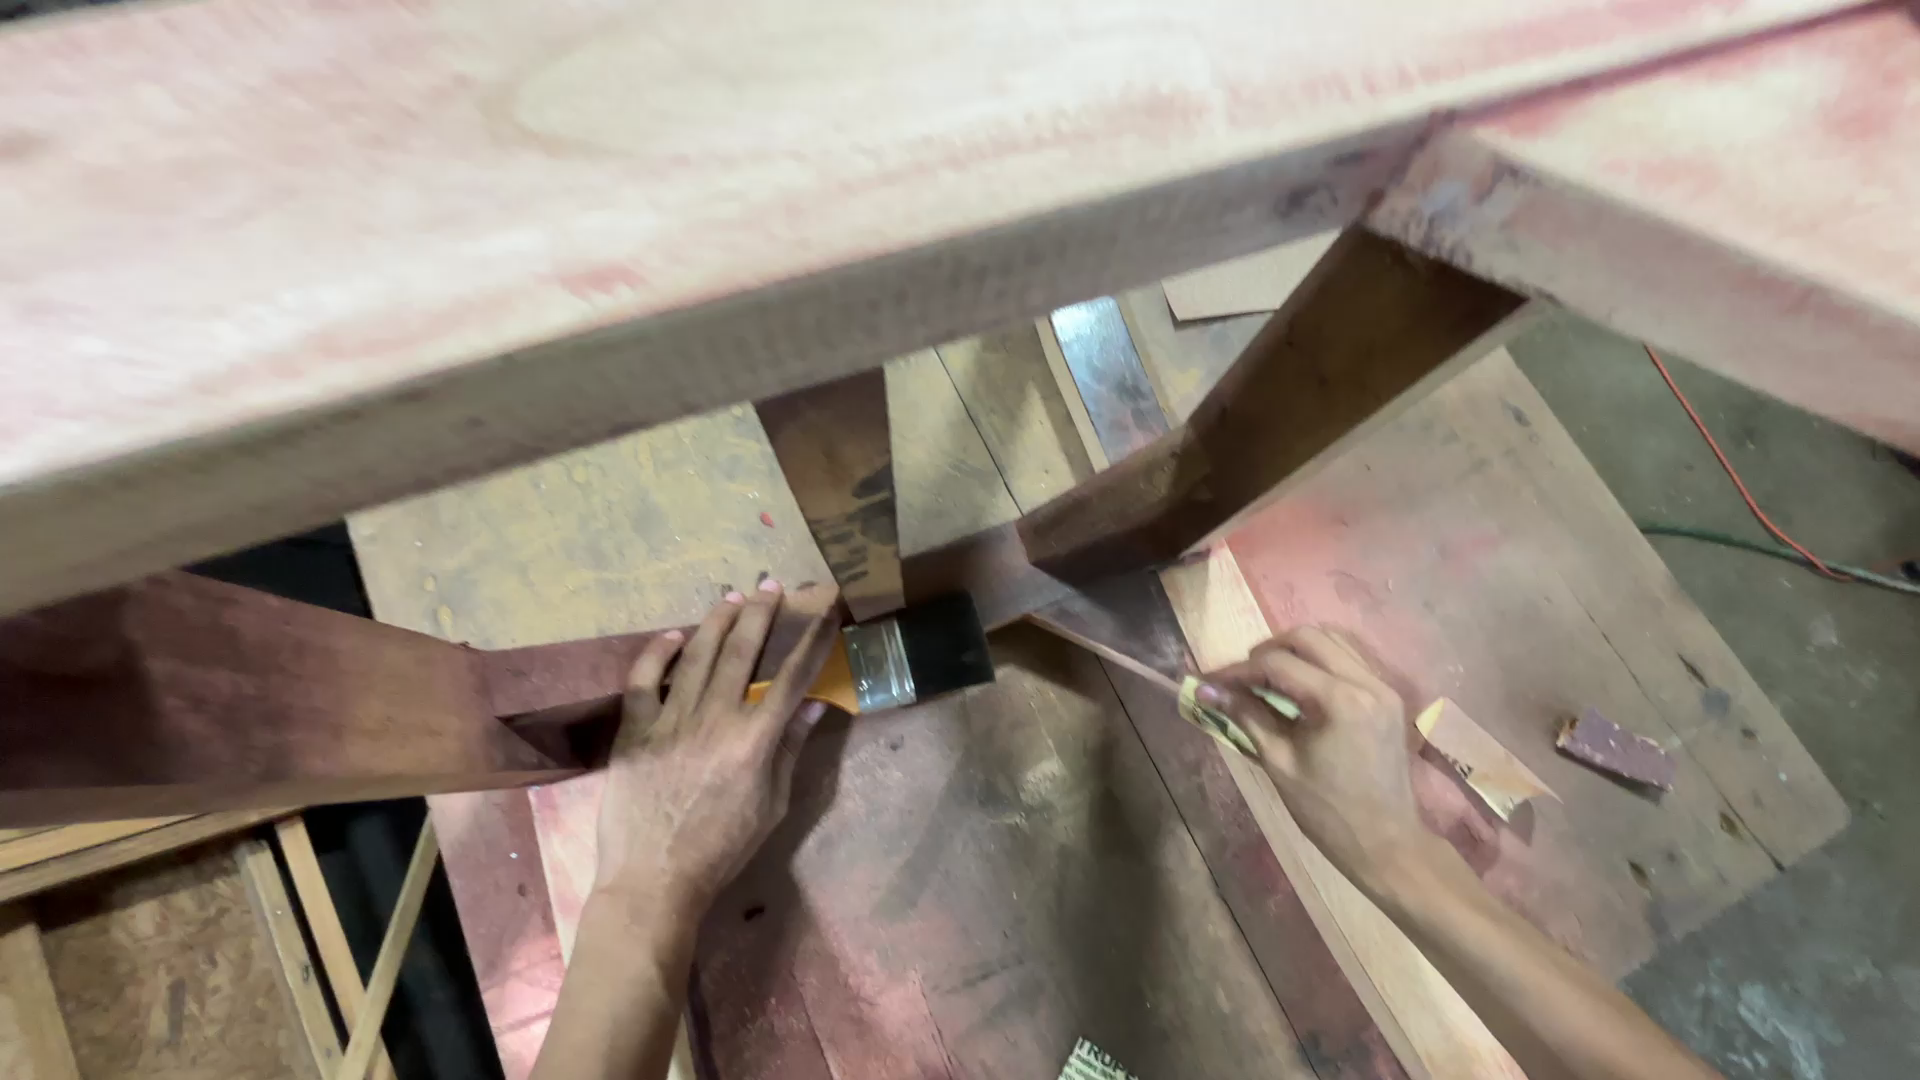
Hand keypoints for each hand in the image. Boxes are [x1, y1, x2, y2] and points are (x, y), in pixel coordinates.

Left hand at [592, 580, 839, 919]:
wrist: (653, 880)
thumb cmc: (723, 847)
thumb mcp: (772, 804)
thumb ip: (790, 748)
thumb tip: (812, 703)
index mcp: (754, 740)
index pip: (792, 677)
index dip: (811, 640)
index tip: (822, 612)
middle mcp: (715, 719)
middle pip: (743, 653)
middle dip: (761, 615)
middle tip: (769, 585)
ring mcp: (670, 721)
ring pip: (697, 657)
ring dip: (716, 623)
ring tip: (731, 598)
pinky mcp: (634, 731)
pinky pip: (644, 681)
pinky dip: (657, 654)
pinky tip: (672, 636)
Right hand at [1198, 626, 1422, 879]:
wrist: (1387, 844)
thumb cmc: (1327, 810)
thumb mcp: (1278, 760)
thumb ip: (1245, 714)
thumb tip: (1205, 689)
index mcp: (1340, 701)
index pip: (1278, 664)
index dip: (1239, 670)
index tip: (1212, 682)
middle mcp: (1367, 683)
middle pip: (1308, 637)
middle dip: (1268, 650)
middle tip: (1243, 677)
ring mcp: (1383, 687)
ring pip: (1332, 641)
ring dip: (1295, 652)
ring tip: (1269, 679)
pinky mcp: (1387, 697)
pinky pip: (1349, 659)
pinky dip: (1319, 662)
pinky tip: (1299, 686)